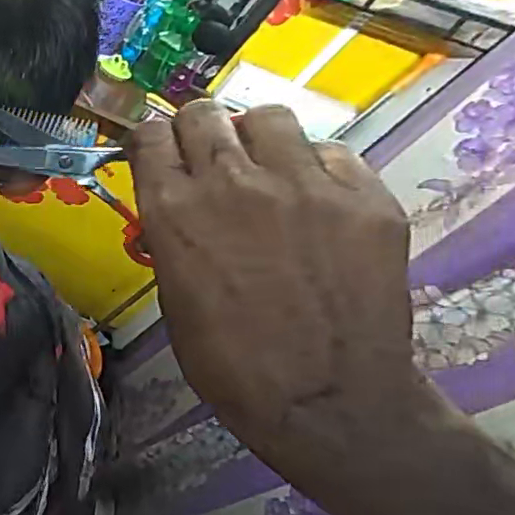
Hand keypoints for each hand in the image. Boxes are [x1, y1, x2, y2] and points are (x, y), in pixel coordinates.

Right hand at [126, 103, 462, 512]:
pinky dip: (315, 168)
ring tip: (265, 167)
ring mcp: (304, 186)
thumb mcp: (173, 293)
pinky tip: (316, 203)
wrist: (326, 401)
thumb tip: (179, 203)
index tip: (157, 151)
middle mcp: (231, 183)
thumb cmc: (229, 361)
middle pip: (202, 112)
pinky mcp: (365, 198)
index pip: (150, 134)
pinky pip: (331, 153)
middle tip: (207, 156)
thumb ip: (172, 234)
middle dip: (197, 130)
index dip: (150, 139)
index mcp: (172, 211)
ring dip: (255, 136)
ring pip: (268, 115)